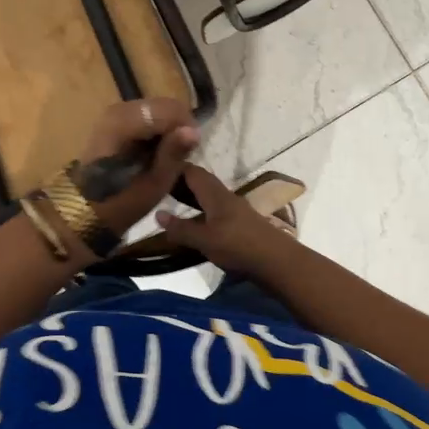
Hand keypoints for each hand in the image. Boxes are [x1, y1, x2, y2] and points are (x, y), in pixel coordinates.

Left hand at [80, 98, 198, 234]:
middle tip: (182, 155)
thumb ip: (173, 152)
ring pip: (157, 109)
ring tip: (169, 155)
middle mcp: (119, 109)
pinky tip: (155, 151)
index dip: (187, 128)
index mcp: (124, 121)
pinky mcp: (115, 118)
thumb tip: (194, 131)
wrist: (88, 209)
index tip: (192, 152)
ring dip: (168, 129)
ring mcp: (115, 112)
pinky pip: (146, 115)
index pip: (170, 110)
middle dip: (178, 127)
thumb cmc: (123, 201)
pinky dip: (156, 130)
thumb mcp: (155, 183)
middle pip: (164, 106)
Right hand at [153, 166, 297, 278]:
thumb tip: (157, 213)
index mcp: (214, 193)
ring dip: (189, 196)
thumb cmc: (238, 245)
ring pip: (205, 195)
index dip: (172, 167)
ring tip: (168, 203)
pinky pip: (212, 208)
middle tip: (155, 187)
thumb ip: (181, 228)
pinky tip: (191, 221)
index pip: (190, 170)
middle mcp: (223, 195)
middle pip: (198, 181)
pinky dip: (198, 210)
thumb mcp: (205, 239)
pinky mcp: (237, 223)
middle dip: (178, 181)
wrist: (277, 261)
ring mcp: (232, 209)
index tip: (152, 168)